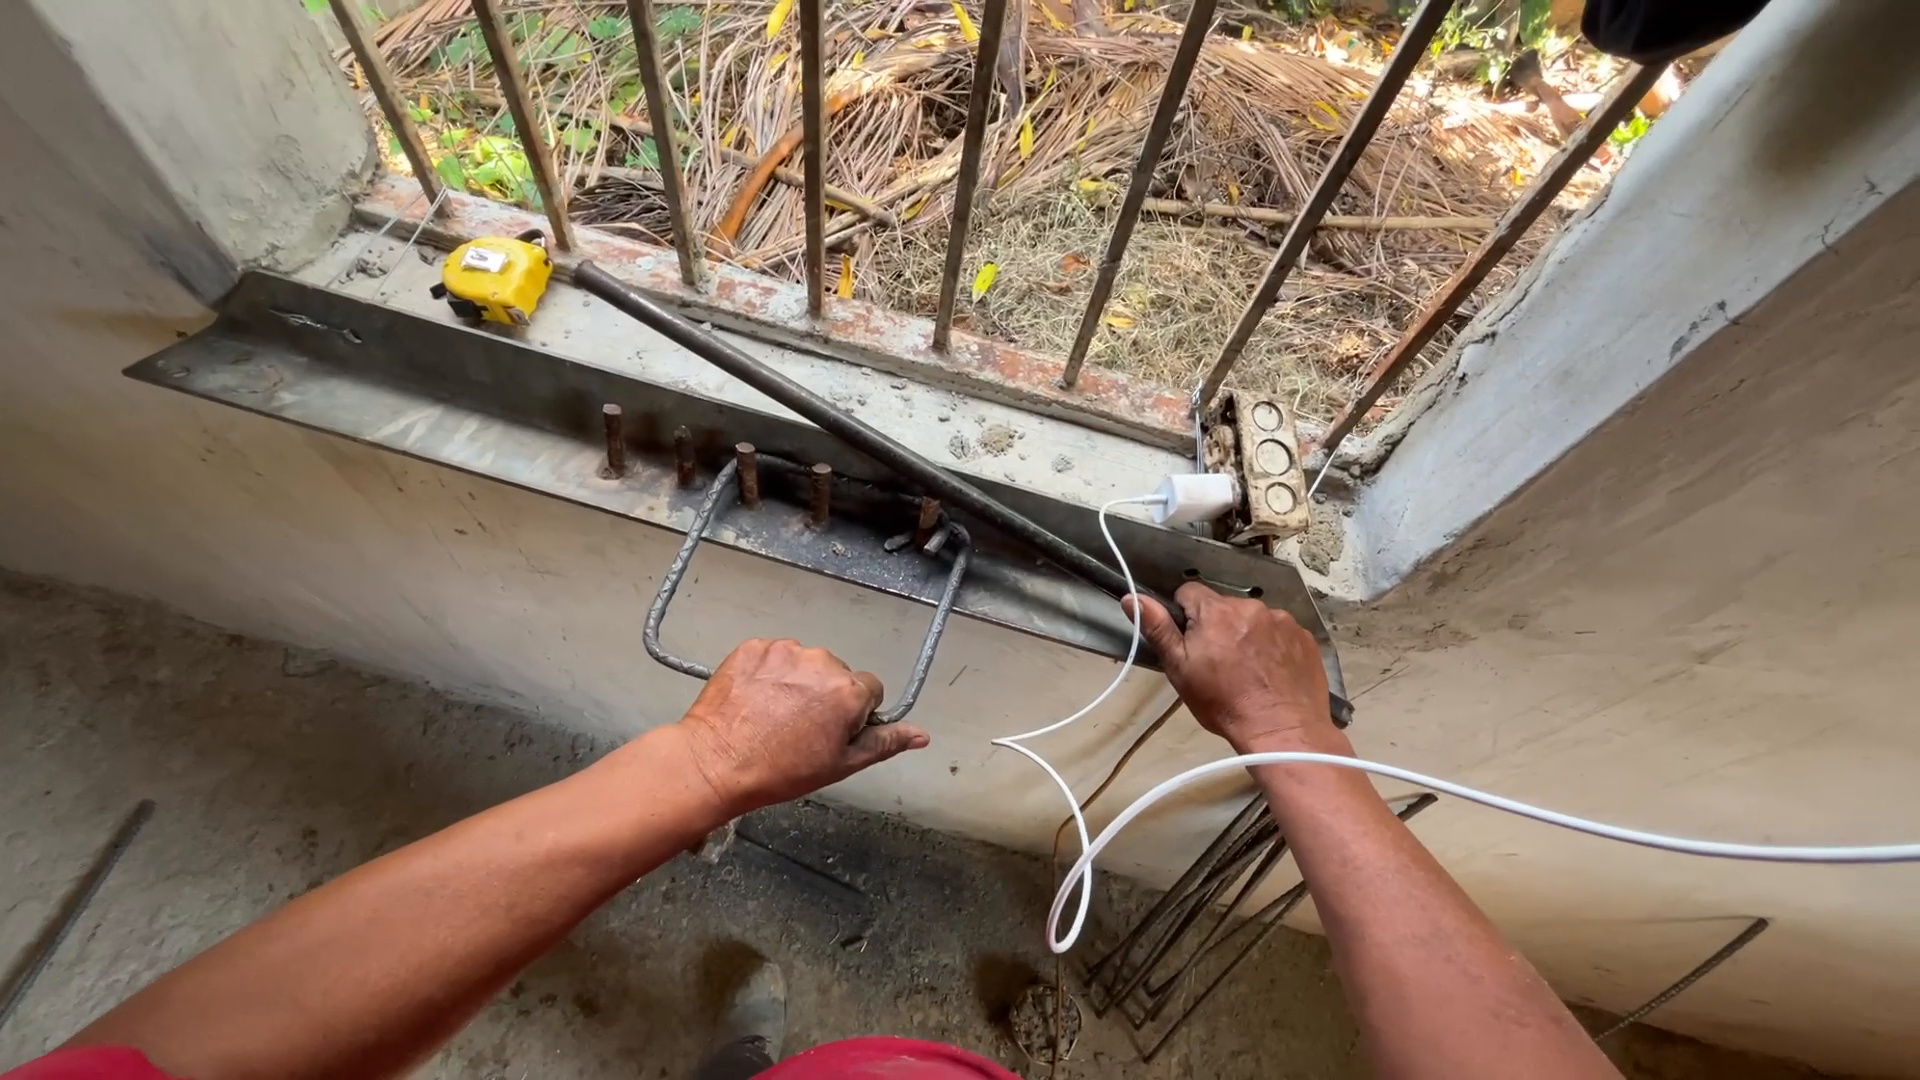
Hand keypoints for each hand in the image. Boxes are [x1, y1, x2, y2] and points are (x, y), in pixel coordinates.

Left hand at [673, 638, 929, 816]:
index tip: (829, 732)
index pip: (869, 690)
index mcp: (849, 691)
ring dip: (797, 682)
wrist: (715, 763)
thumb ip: (884, 743)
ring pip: (805, 663)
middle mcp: (822, 661)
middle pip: (837, 674)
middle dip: (825, 695)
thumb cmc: (781, 771)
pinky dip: (768, 673)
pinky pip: (773, 655)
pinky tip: (755, 699)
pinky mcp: (754, 646)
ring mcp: (785, 650)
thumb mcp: (840, 765)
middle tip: (799, 727)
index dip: (852, 714)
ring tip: (773, 714)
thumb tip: (922, 734)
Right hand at [1124, 583, 1346, 754]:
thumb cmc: (1223, 702)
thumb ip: (1157, 628)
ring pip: (1252, 618)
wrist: (1282, 730)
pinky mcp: (1305, 636)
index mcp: (1215, 611)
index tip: (1190, 641)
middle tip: (1218, 661)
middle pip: (1223, 606)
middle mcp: (1250, 607)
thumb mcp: (1180, 669)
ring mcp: (1282, 620)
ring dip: (1246, 634)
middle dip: (1217, 625)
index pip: (1189, 592)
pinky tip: (1271, 671)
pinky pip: (1280, 631)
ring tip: (1248, 669)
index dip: (1185, 615)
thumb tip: (1132, 598)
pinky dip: (1272, 645)